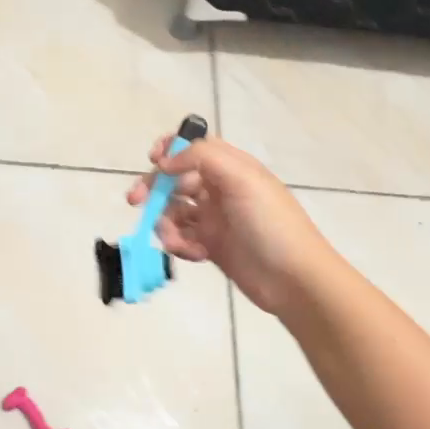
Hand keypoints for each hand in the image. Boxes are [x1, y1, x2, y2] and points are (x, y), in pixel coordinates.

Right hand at [126, 134, 333, 315]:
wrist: (294, 279)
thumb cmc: (271, 224)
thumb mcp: (243, 179)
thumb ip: (202, 157)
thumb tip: (166, 162)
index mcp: (231, 168)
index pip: (194, 148)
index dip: (170, 150)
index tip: (154, 160)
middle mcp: (220, 189)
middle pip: (175, 180)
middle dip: (154, 189)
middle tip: (135, 202)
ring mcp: (215, 219)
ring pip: (173, 211)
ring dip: (165, 223)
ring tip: (176, 242)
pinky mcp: (211, 246)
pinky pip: (181, 238)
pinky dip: (179, 244)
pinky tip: (194, 254)